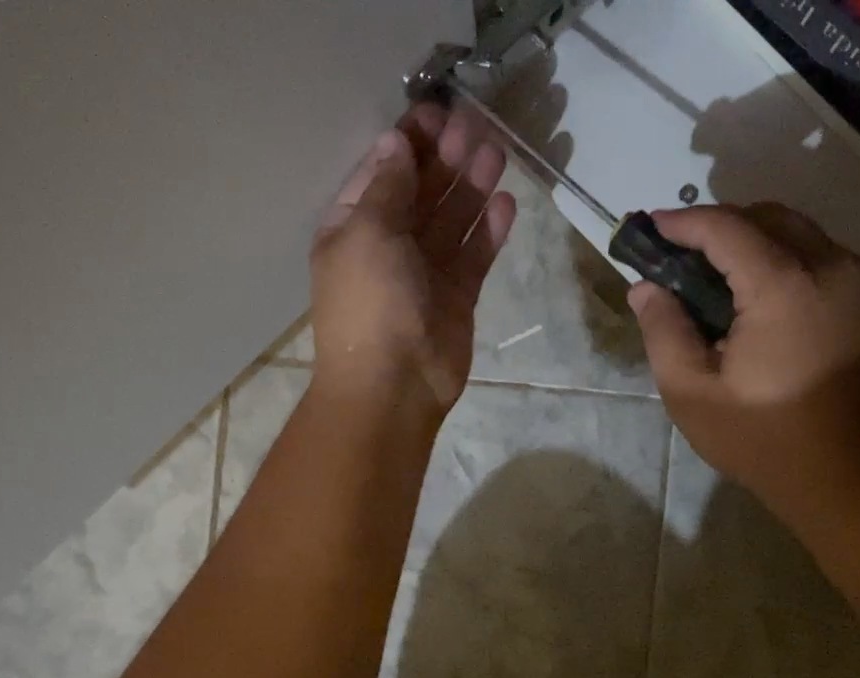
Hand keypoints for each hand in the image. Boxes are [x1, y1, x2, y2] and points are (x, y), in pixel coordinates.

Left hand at [308, 103, 517, 419]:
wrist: (393, 384)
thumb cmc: (370, 303)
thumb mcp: (367, 232)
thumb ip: (389, 186)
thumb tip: (396, 142)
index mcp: (353, 227)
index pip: (383, 173)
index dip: (409, 141)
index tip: (437, 111)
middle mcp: (389, 245)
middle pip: (422, 192)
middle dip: (445, 158)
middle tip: (475, 124)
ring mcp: (425, 272)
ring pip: (452, 220)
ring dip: (471, 186)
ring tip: (496, 150)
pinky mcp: (457, 296)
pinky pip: (474, 255)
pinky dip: (488, 230)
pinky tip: (506, 201)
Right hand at [629, 203, 859, 528]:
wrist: (848, 478)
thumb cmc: (764, 441)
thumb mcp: (693, 394)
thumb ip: (664, 331)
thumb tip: (645, 288)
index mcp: (783, 285)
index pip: (726, 227)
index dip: (682, 222)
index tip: (648, 229)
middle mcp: (828, 266)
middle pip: (766, 215)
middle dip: (718, 225)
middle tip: (678, 256)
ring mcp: (855, 282)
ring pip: (796, 230)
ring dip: (751, 237)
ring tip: (712, 275)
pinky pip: (816, 255)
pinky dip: (780, 256)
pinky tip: (752, 294)